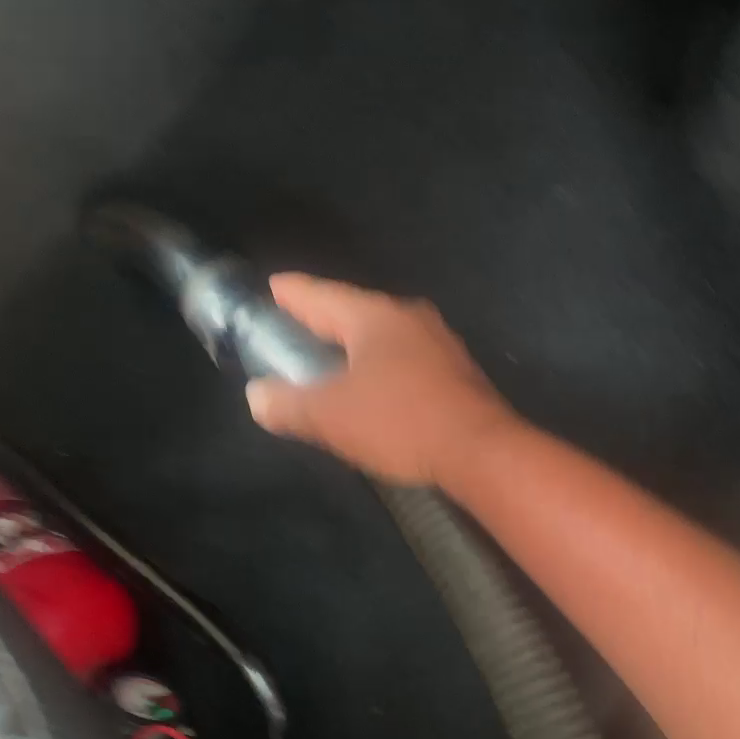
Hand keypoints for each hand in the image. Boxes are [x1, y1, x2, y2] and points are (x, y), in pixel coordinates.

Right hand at [245, 273, 521, 484]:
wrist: (481, 452)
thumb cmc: (400, 423)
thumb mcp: (331, 417)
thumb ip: (289, 404)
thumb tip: (258, 397)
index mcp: (375, 316)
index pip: (322, 295)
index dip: (292, 293)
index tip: (272, 286)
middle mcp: (410, 318)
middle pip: (355, 312)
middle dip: (324, 320)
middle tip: (295, 328)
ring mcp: (440, 345)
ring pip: (385, 338)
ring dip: (356, 347)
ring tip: (331, 361)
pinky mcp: (458, 375)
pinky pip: (407, 362)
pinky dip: (382, 368)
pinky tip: (374, 389)